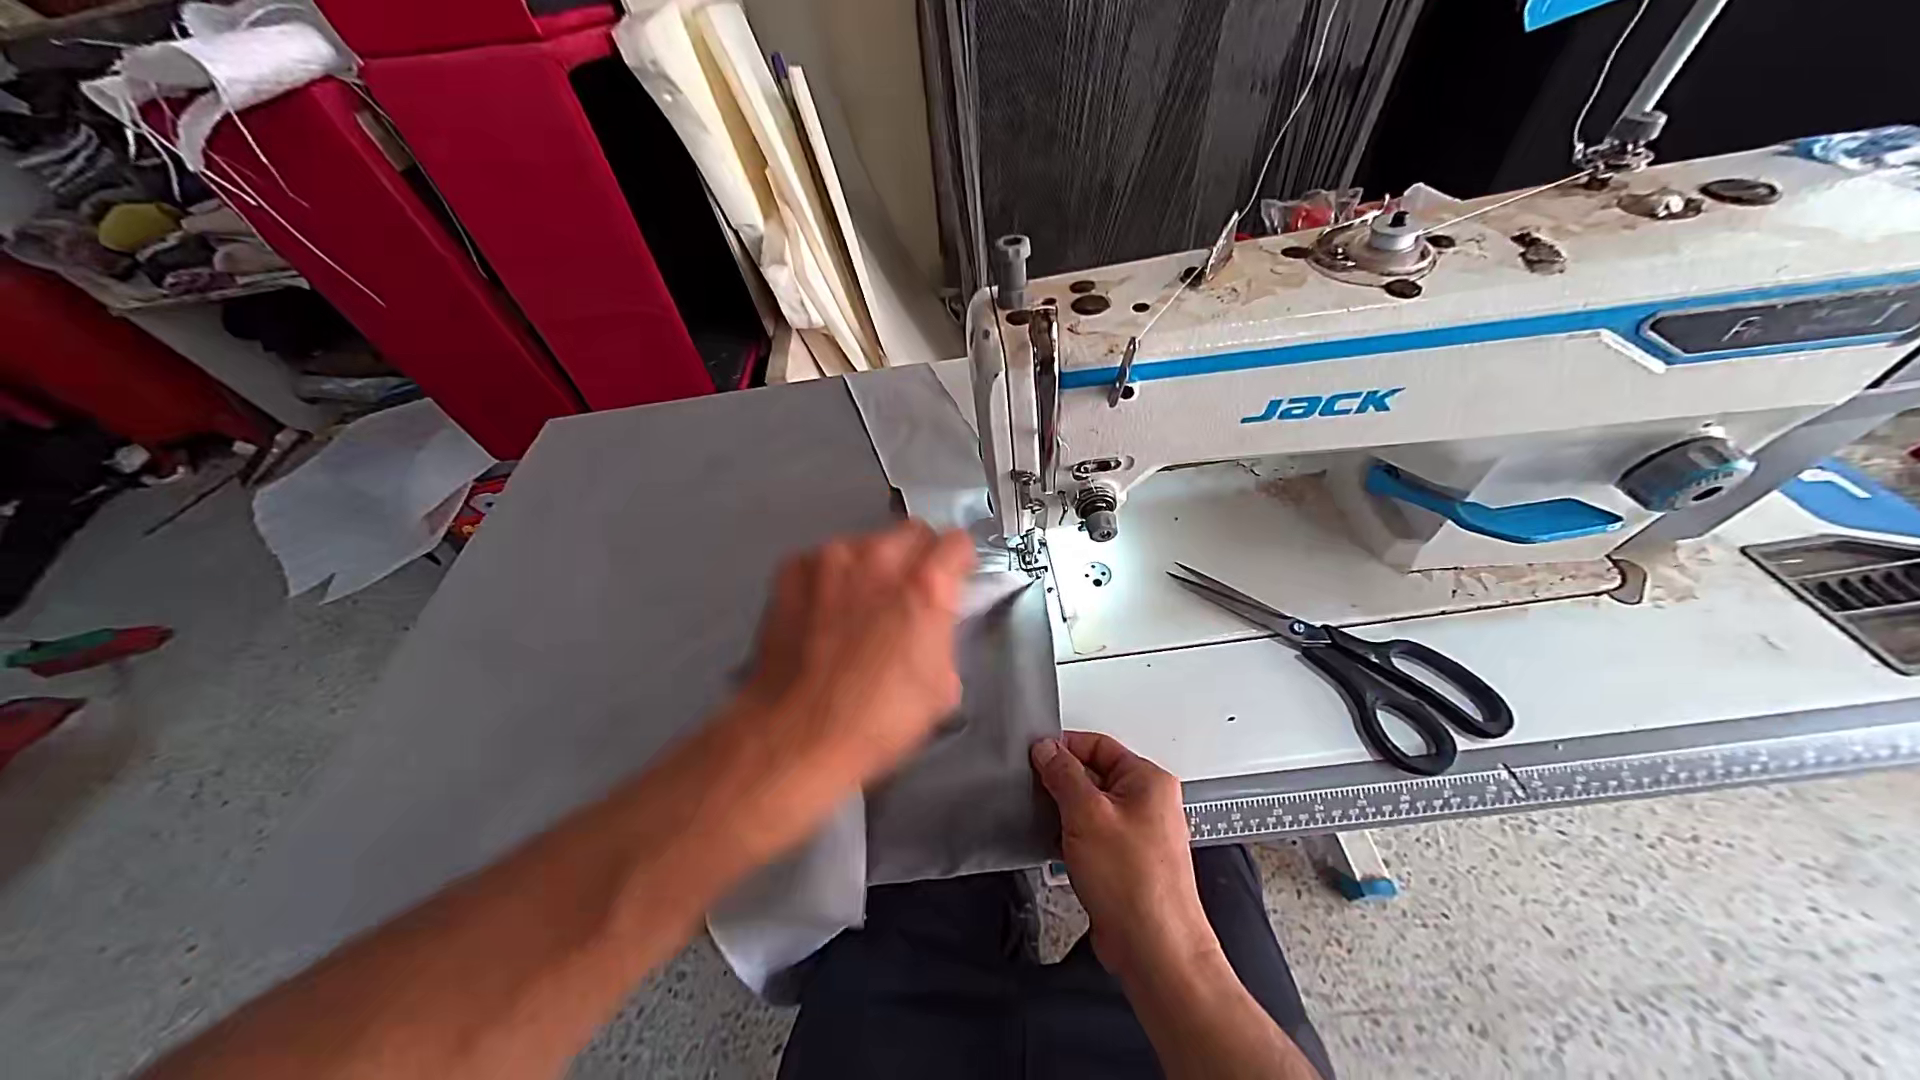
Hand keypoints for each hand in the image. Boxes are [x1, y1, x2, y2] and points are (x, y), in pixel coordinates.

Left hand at [738, 520, 975, 789]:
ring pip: (866, 544)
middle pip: (912, 533)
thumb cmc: (875, 720)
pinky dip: (830, 578)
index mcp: (925, 586)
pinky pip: (823, 561)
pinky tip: (825, 614)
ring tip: (861, 608)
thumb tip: (938, 620)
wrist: (796, 734)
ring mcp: (831, 561)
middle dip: (918, 557)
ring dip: (872, 567)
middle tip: (910, 593)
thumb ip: (946, 633)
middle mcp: (880, 560)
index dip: (959, 562)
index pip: (958, 542)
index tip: (954, 576)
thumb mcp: (942, 685)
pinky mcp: (793, 570)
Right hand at [1030, 732, 1218, 979]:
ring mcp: (1137, 833)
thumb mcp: (1086, 814)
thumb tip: (1047, 750)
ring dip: (1065, 812)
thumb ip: (1063, 775)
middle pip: (1094, 774)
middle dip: (1062, 782)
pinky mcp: (1125, 860)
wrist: (1153, 948)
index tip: (1036, 754)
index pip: (1099, 744)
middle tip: (1035, 787)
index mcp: (1148, 780)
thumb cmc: (1136, 884)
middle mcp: (1147, 803)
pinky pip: (1092, 834)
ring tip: (1044, 819)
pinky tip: (1055, 846)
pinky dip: (1072, 836)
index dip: (1065, 747)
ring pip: (1090, 806)